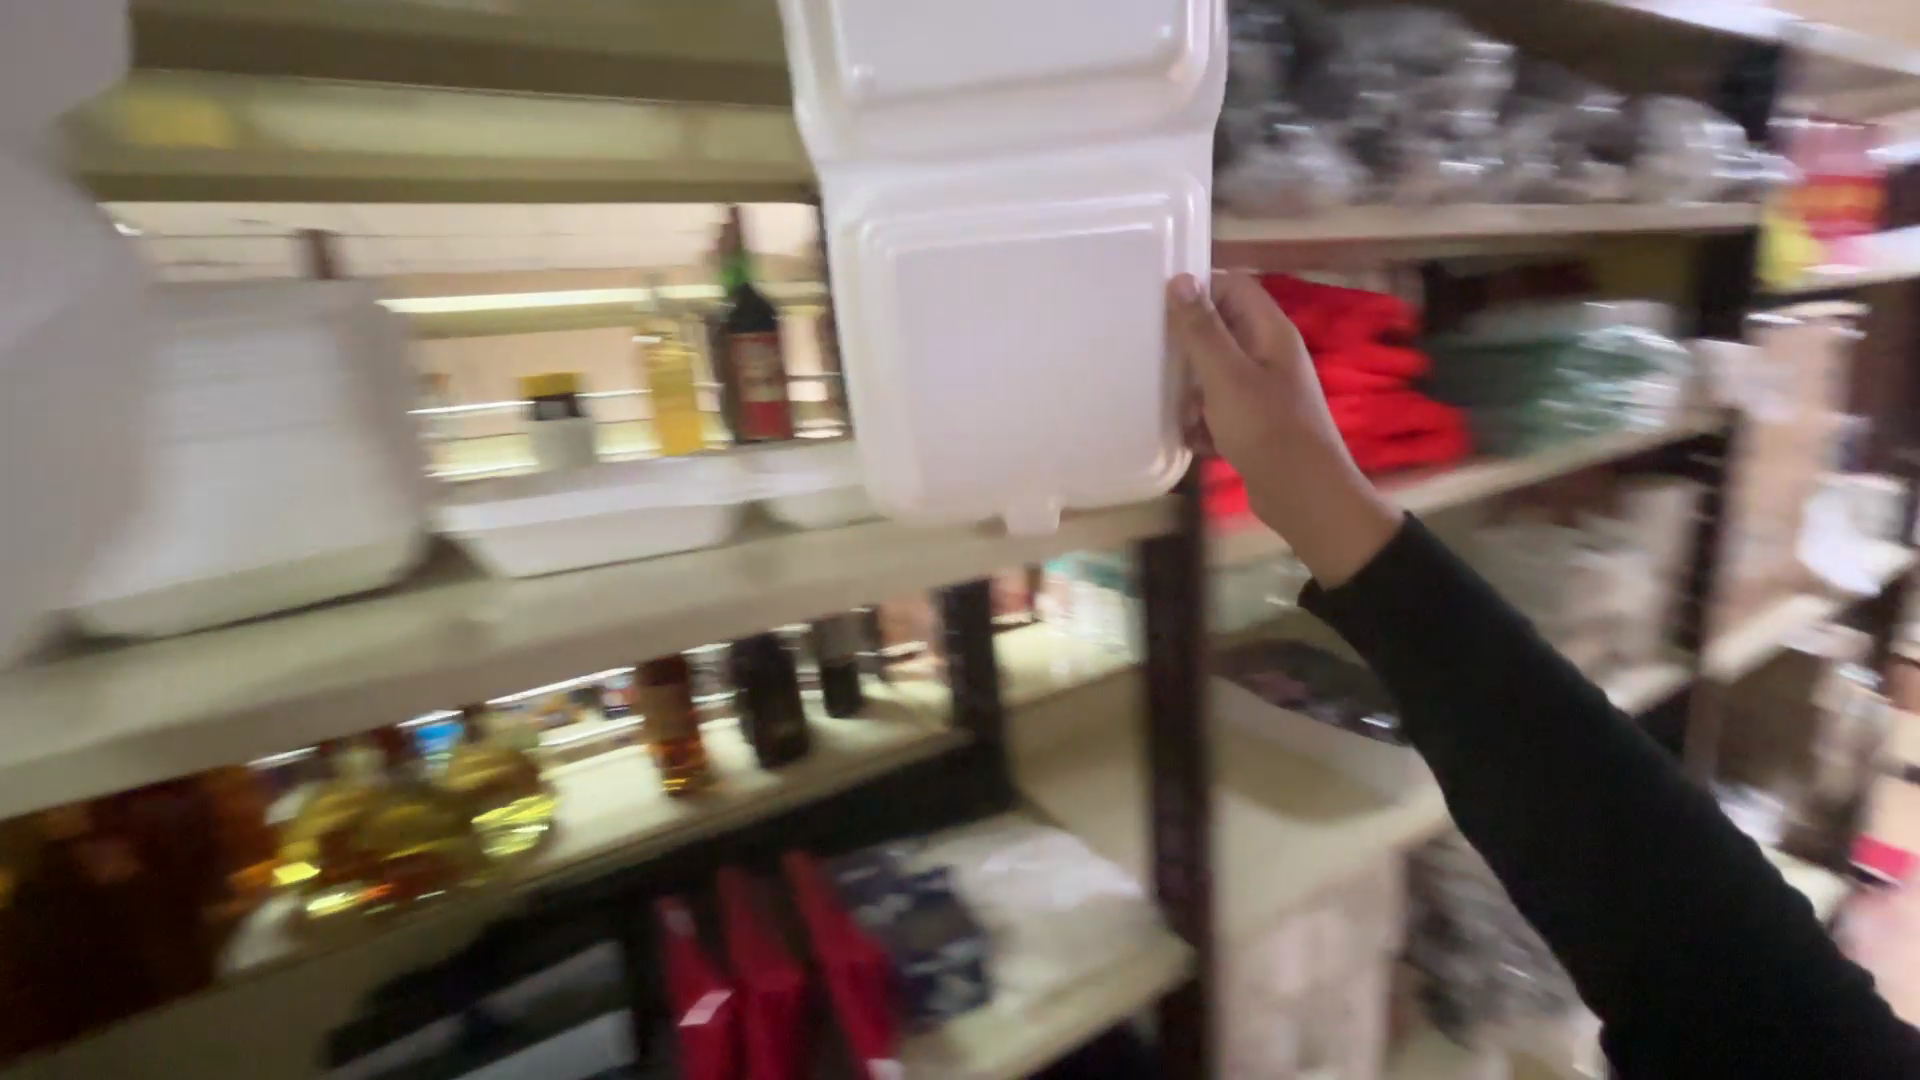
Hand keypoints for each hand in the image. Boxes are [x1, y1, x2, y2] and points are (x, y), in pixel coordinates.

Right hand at [1168, 271, 1402, 586]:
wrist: (1301, 493)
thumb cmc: (1265, 427)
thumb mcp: (1226, 375)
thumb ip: (1202, 329)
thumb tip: (1180, 280)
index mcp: (1269, 332)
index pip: (1232, 287)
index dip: (1198, 288)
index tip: (1158, 304)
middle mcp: (1268, 355)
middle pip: (1220, 332)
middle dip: (1188, 348)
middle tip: (1155, 359)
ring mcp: (1262, 390)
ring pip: (1214, 375)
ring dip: (1192, 393)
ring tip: (1181, 412)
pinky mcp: (1254, 423)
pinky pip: (1218, 411)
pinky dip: (1204, 423)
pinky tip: (1196, 441)